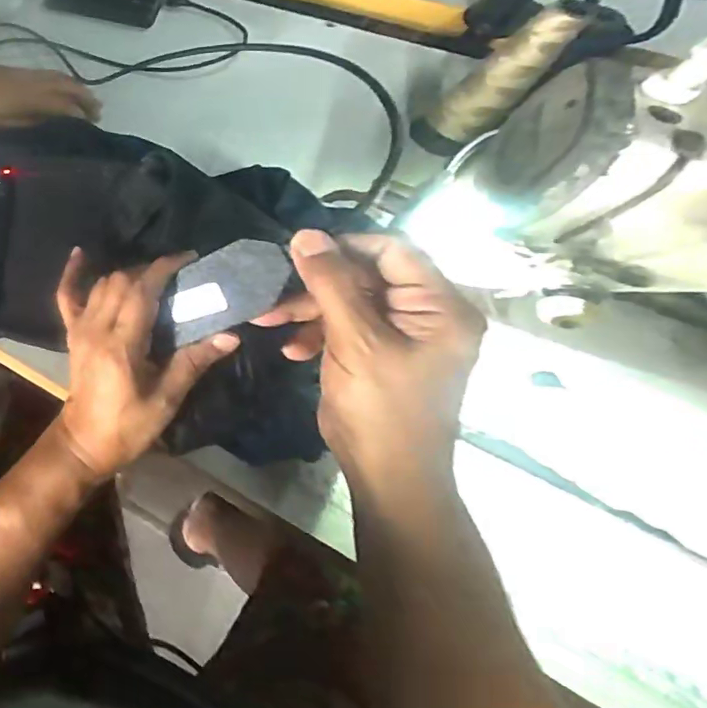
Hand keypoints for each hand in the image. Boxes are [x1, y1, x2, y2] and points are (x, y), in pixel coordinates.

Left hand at [0, 61, 99, 128]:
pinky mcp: (24, 72)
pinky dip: (67, 82)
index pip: (63, 106)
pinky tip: (68, 89)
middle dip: (86, 99)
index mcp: (30, 99)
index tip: (90, 126)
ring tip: (90, 101)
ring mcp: (31, 75)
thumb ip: (23, 124)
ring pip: (63, 78)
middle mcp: (36, 84)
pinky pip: (54, 75)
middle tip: (98, 113)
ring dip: (79, 89)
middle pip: (69, 87)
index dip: (78, 115)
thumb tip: (48, 125)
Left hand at [53, 248, 239, 477]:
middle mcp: (96, 327)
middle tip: (177, 275)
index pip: (141, 290)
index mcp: (121, 342)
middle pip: (120, 281)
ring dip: (125, 275)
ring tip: (152, 277)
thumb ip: (193, 362)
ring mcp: (79, 328)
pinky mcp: (70, 333)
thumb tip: (230, 335)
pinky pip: (66, 295)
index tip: (187, 258)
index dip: (163, 268)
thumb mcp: (166, 399)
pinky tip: (80, 254)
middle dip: (149, 270)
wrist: (84, 441)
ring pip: (100, 285)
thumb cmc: (128, 426)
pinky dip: (72, 273)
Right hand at [252, 231, 485, 486]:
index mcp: (440, 306)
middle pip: (363, 275)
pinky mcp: (376, 350)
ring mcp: (401, 333)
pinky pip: (342, 324)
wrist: (387, 473)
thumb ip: (330, 283)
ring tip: (266, 319)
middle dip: (315, 284)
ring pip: (346, 298)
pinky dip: (314, 331)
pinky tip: (292, 349)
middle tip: (273, 291)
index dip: (344, 246)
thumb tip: (305, 234)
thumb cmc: (382, 406)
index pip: (393, 251)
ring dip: (306, 308)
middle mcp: (426, 313)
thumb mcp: (354, 339)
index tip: (298, 253)